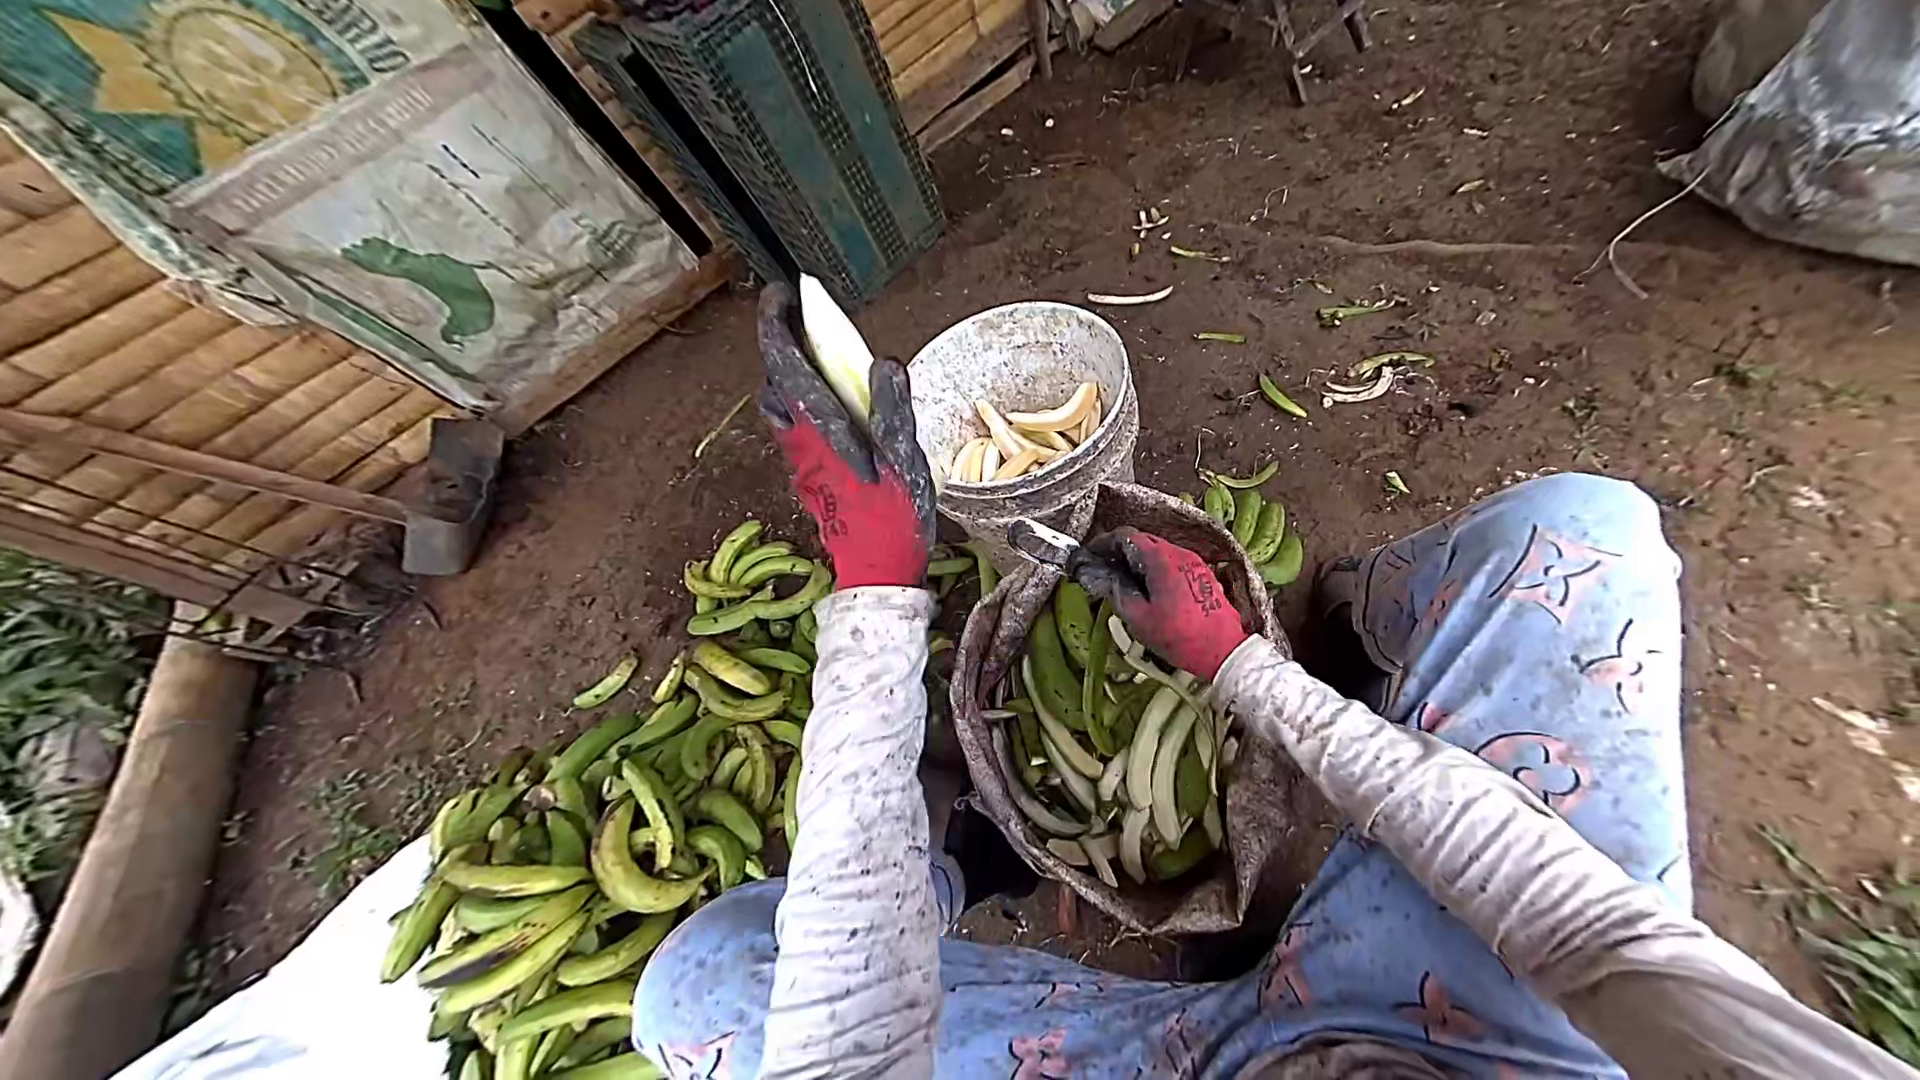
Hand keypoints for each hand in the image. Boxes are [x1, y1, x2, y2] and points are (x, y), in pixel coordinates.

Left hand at [758, 282, 934, 588]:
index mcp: (821, 433)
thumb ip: (893, 413)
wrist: (874, 573)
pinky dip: (804, 407)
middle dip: (783, 346)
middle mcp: (800, 444)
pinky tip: (835, 414)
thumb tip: (884, 364)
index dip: (777, 325)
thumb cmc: (892, 521)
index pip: (784, 365)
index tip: (783, 297)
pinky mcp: (807, 477)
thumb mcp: (905, 465)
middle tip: (809, 327)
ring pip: (780, 408)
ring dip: (792, 378)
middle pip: (776, 383)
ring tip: (823, 365)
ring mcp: (800, 462)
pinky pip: (794, 431)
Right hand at [1066, 527, 1249, 679]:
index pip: (1126, 536)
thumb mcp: (1138, 619)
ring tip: (1123, 578)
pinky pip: (1172, 562)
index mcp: (1161, 560)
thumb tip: (1097, 576)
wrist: (1224, 650)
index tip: (1091, 554)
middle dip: (1120, 550)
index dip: (1104, 542)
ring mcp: (1194, 562)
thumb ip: (1116, 592)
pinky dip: (1154, 567)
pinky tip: (1147, 586)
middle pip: (1143, 540)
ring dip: (1138, 559)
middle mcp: (1179, 554)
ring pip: (1158, 551)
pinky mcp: (1202, 574)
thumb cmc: (1179, 636)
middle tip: (1104, 567)